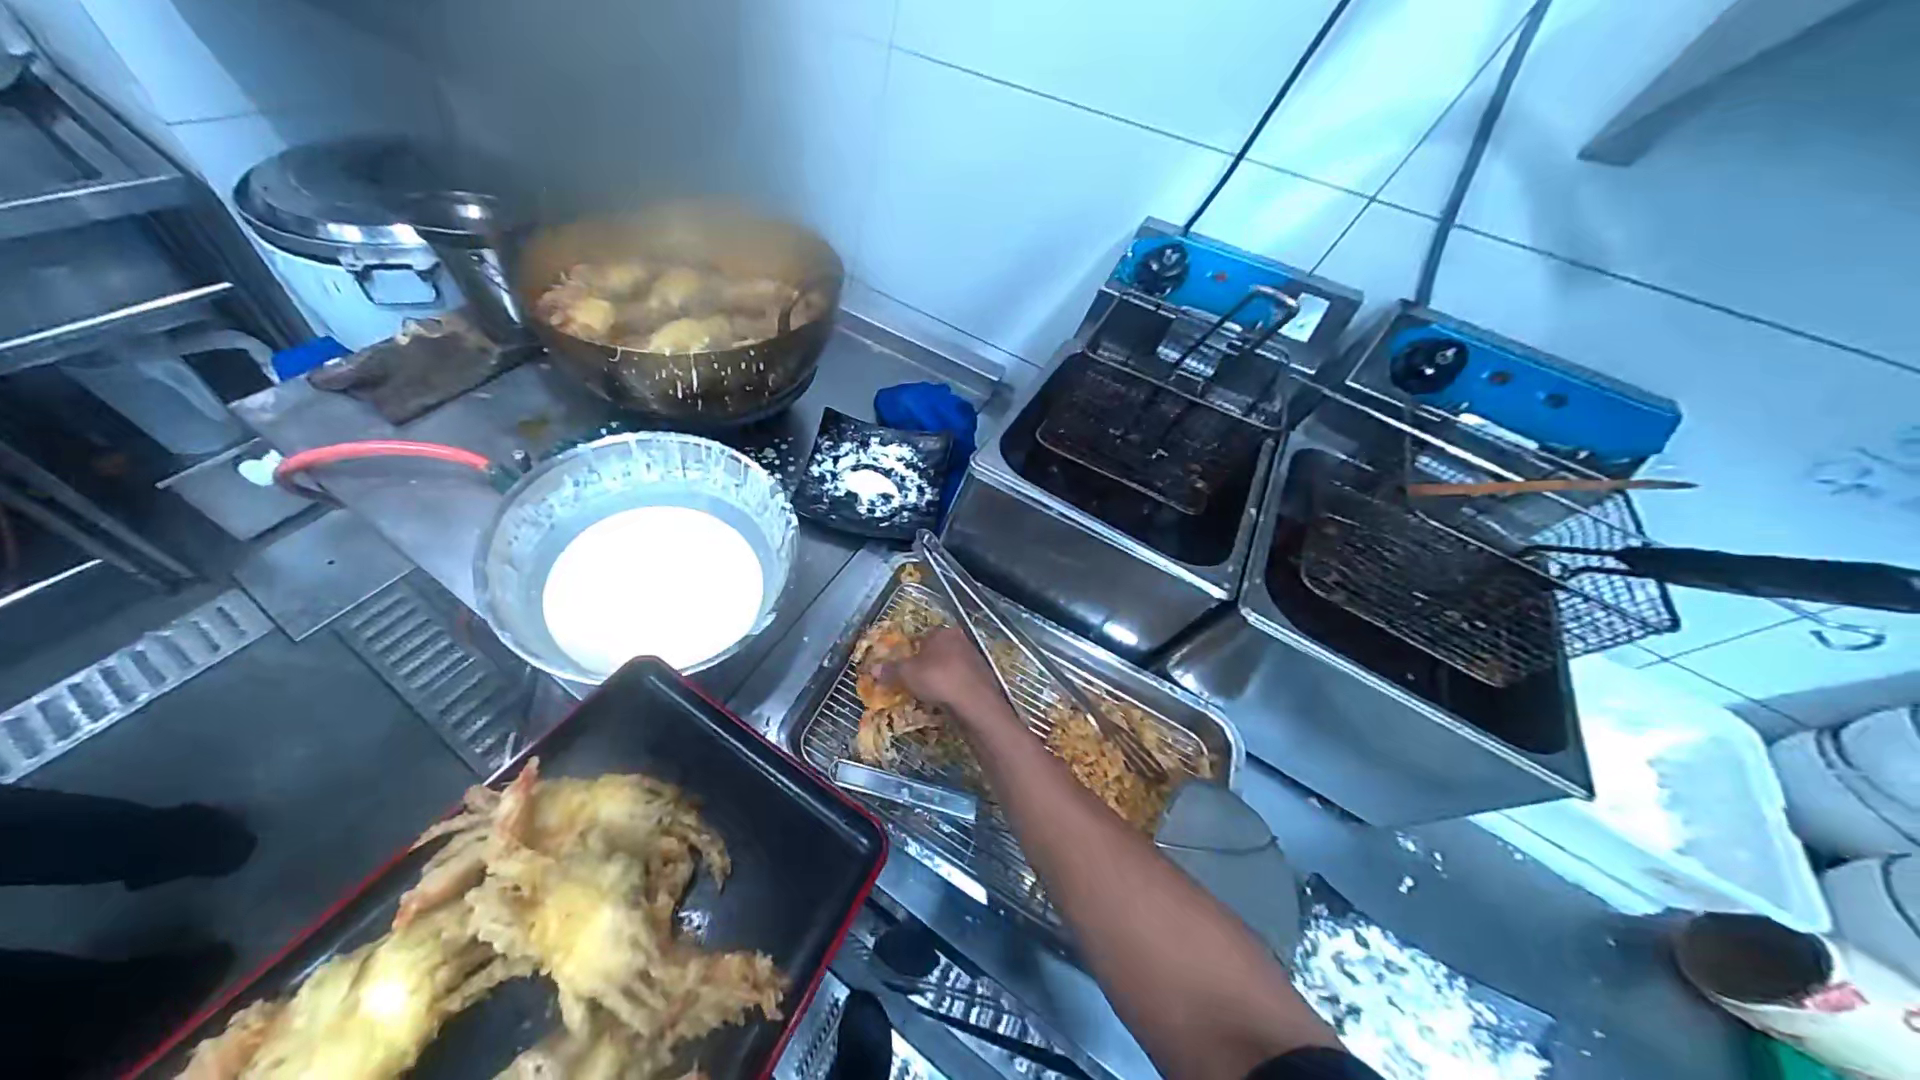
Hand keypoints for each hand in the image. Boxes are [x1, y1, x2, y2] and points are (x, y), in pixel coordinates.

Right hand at [876, 627, 1004, 718]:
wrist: (974, 702)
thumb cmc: (937, 678)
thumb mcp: (906, 674)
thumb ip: (890, 670)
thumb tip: (873, 669)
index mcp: (943, 632)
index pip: (923, 636)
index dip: (911, 651)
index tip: (903, 666)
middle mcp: (961, 641)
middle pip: (937, 652)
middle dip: (925, 665)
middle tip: (913, 681)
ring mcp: (974, 659)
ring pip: (950, 667)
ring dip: (939, 678)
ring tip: (927, 694)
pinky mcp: (982, 678)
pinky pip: (960, 681)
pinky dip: (951, 689)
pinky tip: (944, 701)